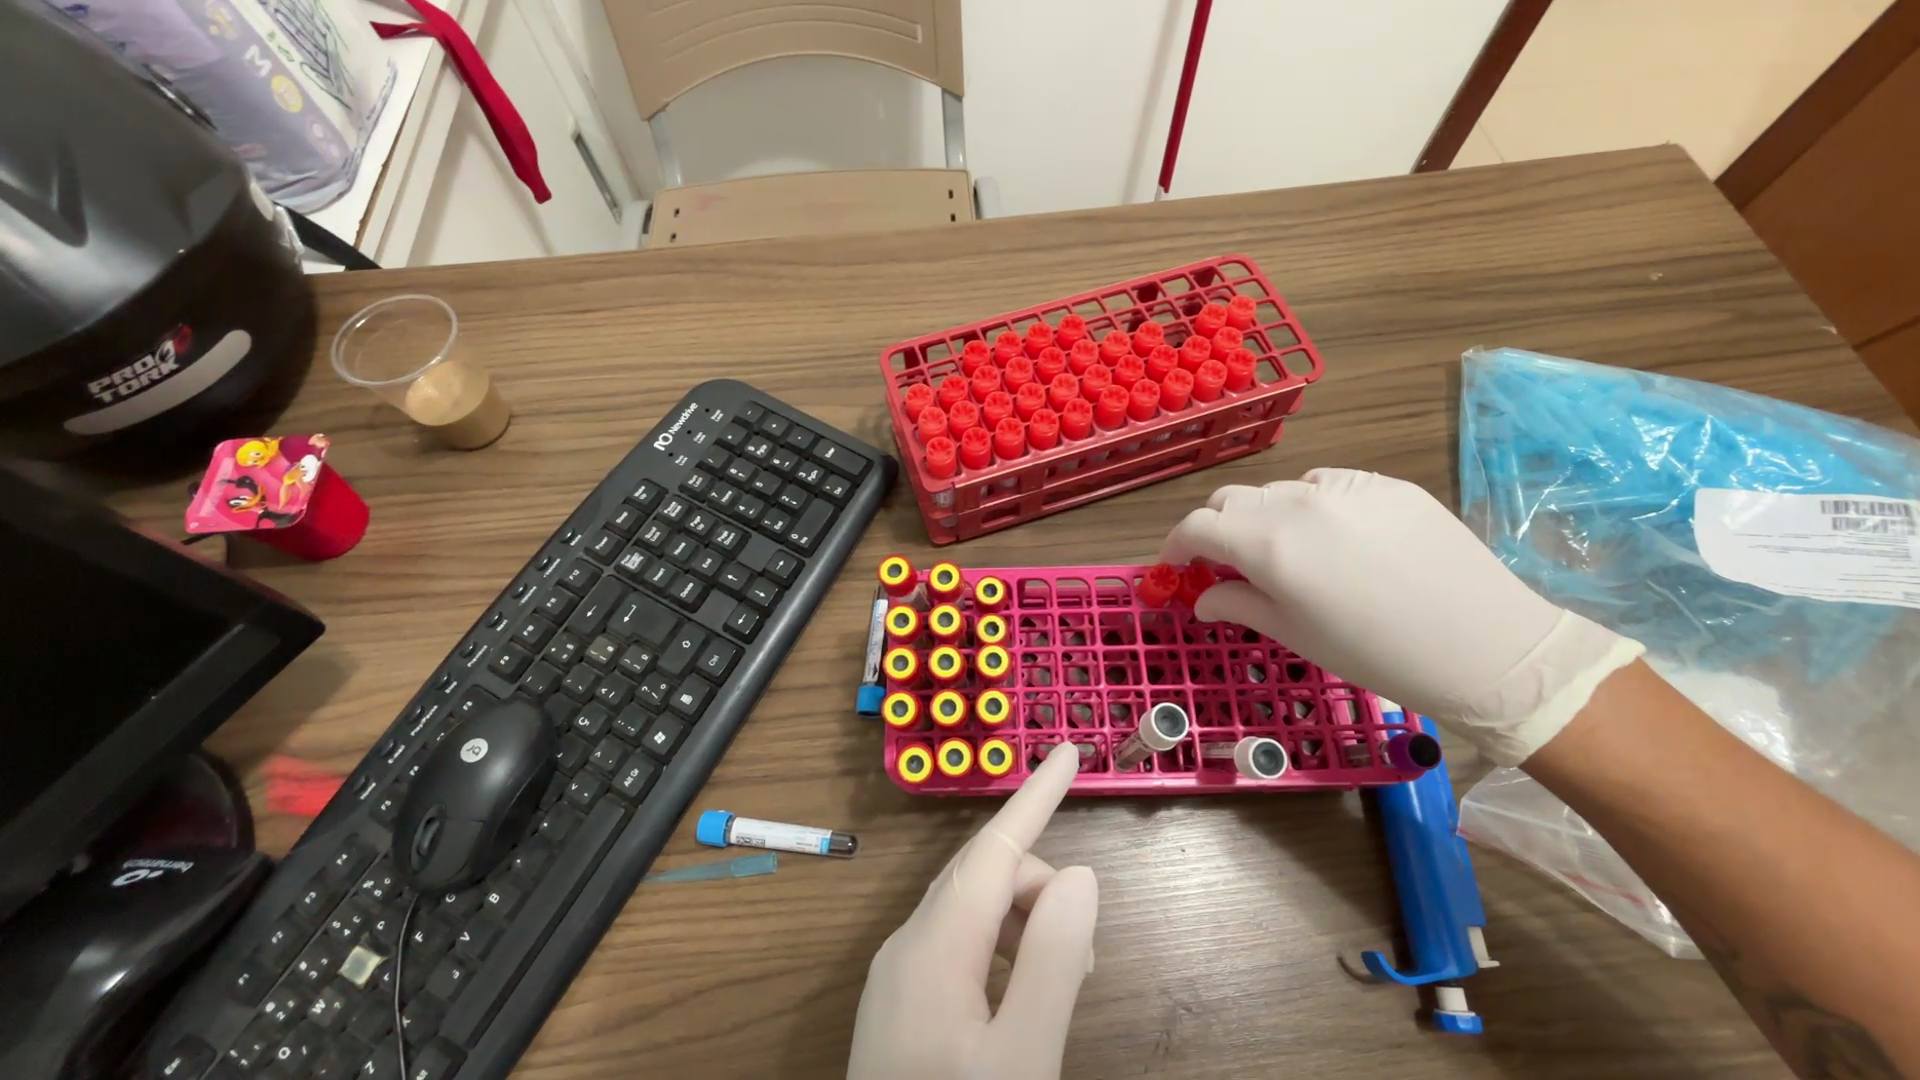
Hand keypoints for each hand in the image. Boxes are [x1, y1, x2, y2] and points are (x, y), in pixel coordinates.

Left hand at [847, 743, 1097, 1079]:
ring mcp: (899, 976)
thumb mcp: (1023, 1056)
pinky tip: (1022, 999)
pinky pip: (960, 949)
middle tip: (1085, 958)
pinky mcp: (903, 1006)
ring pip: (975, 915)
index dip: (1036, 795)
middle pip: (987, 880)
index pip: (994, 848)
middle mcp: (907, 946)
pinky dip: (1003, 954)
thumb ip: (1051, 960)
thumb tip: (1080, 875)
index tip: (1071, 751)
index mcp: (932, 947)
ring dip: (1027, 927)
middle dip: (1043, 890)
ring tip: (1061, 983)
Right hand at [1160, 468, 1641, 765]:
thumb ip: (1238, 605)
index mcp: (1269, 545)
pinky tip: (1334, 539)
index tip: (1176, 565)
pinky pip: (1326, 484)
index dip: (1176, 545)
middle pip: (1231, 500)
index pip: (1197, 526)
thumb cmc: (1376, 654)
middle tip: (1226, 565)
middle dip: (1216, 529)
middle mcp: (1298, 503)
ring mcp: (1344, 487)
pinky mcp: (1383, 484)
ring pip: (1278, 489)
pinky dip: (1310, 505)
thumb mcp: (1295, 635)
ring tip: (1285, 553)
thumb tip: (1202, 598)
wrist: (1484, 645)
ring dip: (1262, 516)